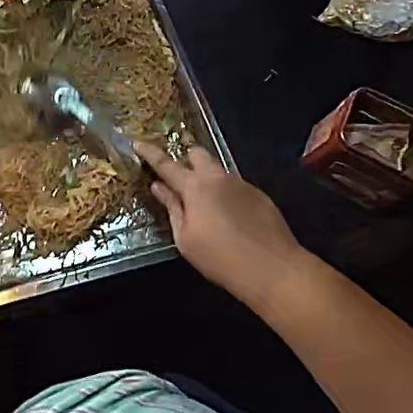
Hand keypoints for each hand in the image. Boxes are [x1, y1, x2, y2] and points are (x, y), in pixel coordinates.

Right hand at [136, 144, 310, 312]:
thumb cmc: (220, 258)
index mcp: (194, 187)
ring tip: (208, 210)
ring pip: (218, 171)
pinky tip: (231, 220)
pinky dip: (226, 195)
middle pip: (197, 154)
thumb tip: (159, 187)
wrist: (273, 268)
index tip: (138, 144)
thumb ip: (172, 208)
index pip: (166, 164)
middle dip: (186, 161)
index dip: (150, 154)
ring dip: (207, 180)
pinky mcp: (259, 195)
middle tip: (181, 183)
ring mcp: (241, 183)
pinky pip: (235, 186)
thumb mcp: (185, 239)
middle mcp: (217, 177)